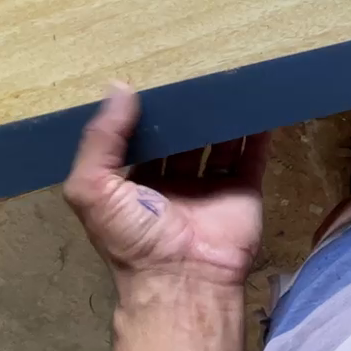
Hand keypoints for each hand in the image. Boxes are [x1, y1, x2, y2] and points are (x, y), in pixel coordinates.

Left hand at [63, 82, 269, 299]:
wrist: (184, 276)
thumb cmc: (131, 236)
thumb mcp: (91, 188)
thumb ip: (102, 139)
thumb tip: (120, 87)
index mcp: (133, 183)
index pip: (139, 139)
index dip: (144, 113)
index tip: (152, 79)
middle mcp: (173, 182)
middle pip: (183, 138)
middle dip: (187, 111)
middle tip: (193, 73)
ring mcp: (212, 186)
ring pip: (219, 143)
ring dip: (222, 117)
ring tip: (227, 83)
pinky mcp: (244, 190)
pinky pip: (253, 156)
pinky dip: (258, 133)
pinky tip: (259, 106)